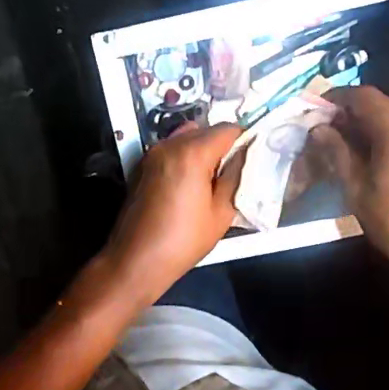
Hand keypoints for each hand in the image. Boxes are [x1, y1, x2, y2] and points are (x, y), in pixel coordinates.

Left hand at [99, 123, 244, 301]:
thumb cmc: (183, 241)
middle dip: (223, 144)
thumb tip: (244, 158)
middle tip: (235, 170)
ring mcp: (152, 154)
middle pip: (205, 130)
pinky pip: (171, 149)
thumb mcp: (221, 213)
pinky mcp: (142, 166)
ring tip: (213, 178)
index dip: (244, 139)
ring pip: (186, 137)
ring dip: (203, 149)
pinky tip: (192, 183)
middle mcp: (169, 145)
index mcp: (192, 154)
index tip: (252, 156)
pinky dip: (185, 156)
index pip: (226, 129)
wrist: (136, 260)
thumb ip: (235, 178)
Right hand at [311, 86, 388, 290]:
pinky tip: (376, 157)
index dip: (335, 99)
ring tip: (348, 147)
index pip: (362, 96)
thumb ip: (338, 152)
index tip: (314, 111)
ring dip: (372, 124)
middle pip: (381, 103)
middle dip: (353, 113)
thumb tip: (319, 129)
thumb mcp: (358, 190)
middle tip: (327, 132)